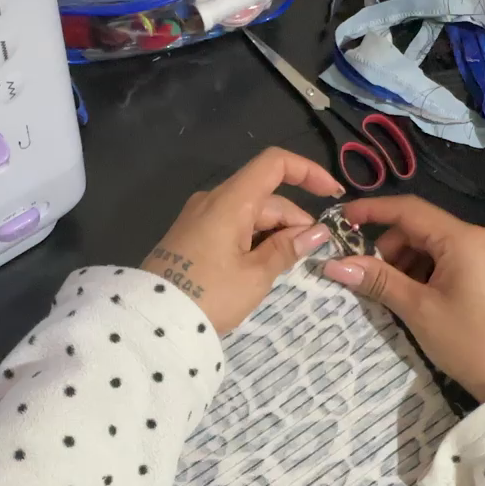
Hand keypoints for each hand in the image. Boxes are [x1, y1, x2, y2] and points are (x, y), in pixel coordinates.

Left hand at [143, 148, 344, 331]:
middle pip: (265, 196)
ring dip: (273, 234)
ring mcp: (198, 217)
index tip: (332, 194)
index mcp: (230, 200)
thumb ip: (287, 249)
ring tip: (285, 268)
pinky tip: (260, 267)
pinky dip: (253, 240)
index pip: (274, 164)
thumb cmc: (209, 296)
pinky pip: (231, 226)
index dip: (308, 171)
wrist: (152, 321)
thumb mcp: (255, 276)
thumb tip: (315, 233)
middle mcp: (212, 200)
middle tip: (309, 256)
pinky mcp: (190, 236)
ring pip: (249, 213)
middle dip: (293, 221)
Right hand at [321, 196, 484, 400]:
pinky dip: (423, 270)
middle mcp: (477, 236)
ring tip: (394, 294)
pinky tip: (415, 296)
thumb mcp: (417, 310)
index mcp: (463, 239)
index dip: (372, 210)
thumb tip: (334, 264)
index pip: (410, 210)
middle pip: (419, 227)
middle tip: (369, 278)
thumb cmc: (467, 341)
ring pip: (430, 243)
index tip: (341, 219)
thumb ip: (377, 280)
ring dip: (404, 262)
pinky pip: (445, 257)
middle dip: (389, 248)